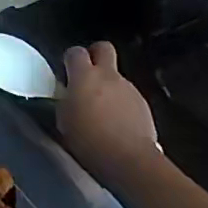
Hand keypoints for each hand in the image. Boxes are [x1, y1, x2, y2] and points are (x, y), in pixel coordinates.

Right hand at [55, 42, 159, 178]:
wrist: (129, 159)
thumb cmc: (88, 139)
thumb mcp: (64, 118)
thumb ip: (65, 99)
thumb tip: (69, 95)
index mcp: (84, 76)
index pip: (75, 52)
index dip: (70, 59)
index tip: (66, 71)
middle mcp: (109, 76)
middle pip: (103, 48)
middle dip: (95, 55)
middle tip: (87, 73)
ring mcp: (129, 89)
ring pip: (116, 76)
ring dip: (108, 86)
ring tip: (101, 109)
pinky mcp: (144, 104)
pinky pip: (127, 95)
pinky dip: (120, 103)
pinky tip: (116, 122)